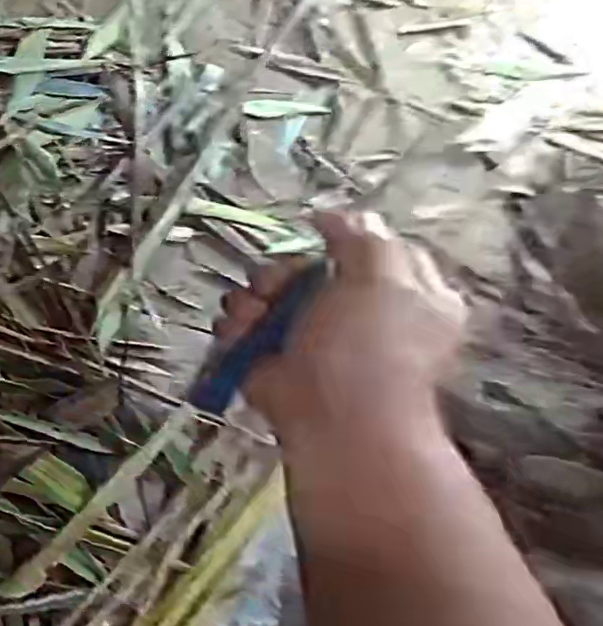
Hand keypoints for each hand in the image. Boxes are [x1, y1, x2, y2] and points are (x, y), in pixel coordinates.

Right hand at [215, 211, 466, 450]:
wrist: (332, 411)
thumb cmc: (369, 347)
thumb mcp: (383, 284)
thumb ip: (364, 243)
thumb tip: (337, 214)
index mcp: (393, 292)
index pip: (361, 249)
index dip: (335, 241)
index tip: (314, 238)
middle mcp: (343, 309)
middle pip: (292, 268)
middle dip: (275, 276)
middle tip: (279, 291)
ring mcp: (298, 331)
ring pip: (253, 293)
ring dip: (248, 305)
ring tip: (259, 324)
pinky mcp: (260, 349)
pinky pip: (233, 324)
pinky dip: (234, 330)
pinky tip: (246, 341)